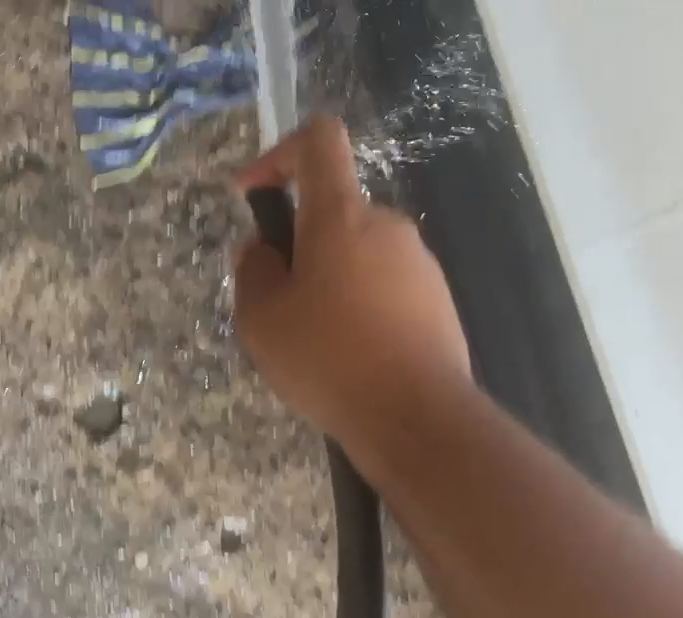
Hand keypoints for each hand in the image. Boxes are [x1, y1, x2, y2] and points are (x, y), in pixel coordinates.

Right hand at [233, 115, 471, 450]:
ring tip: (303, 340)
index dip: (278, 154)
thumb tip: (260, 248)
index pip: (318, 143)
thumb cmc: (324, 357)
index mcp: (338, 219)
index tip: (250, 194)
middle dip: (294, 247)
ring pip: (352, 253)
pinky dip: (350, 304)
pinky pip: (378, 284)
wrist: (410, 410)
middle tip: (269, 305)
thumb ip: (252, 272)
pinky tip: (339, 354)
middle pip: (329, 213)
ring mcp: (416, 260)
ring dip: (321, 281)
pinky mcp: (432, 295)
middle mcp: (384, 225)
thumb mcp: (260, 319)